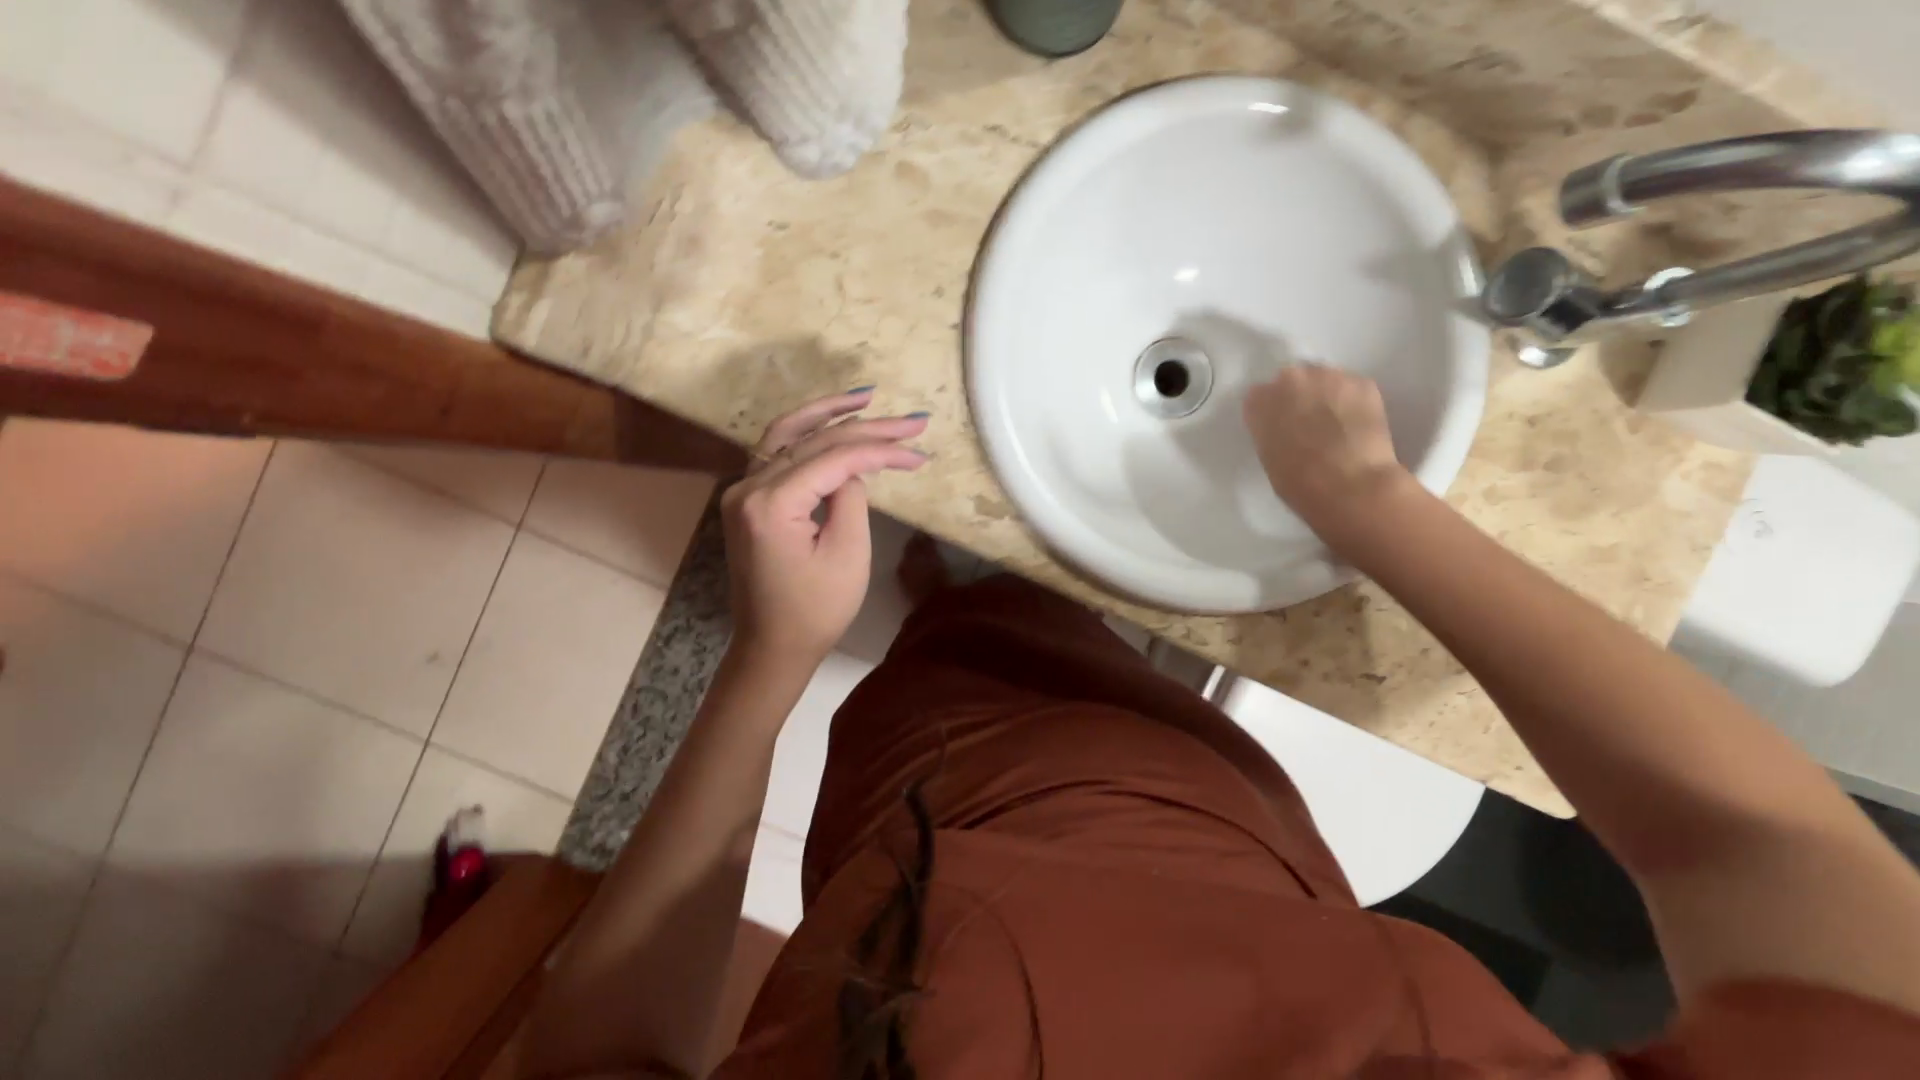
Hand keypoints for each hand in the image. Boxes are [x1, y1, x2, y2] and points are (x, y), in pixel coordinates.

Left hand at [722, 389, 928, 665]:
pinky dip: (806, 437)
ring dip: (827, 415)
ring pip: (786, 435)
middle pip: (811, 441)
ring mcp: (741, 492)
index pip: (832, 458)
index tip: (918, 452)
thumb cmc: (815, 611)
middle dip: (865, 429)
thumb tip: (854, 467)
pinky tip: (833, 425)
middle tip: (911, 421)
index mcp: (770, 504)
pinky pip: (776, 455)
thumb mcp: (847, 554)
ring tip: (865, 398)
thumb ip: (851, 498)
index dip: (879, 451)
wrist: (772, 647)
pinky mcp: (747, 501)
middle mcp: (747, 487)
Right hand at [1242, 364, 1408, 536]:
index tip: (1282, 427)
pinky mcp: (1361, 382)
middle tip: (1311, 424)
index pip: (1260, 397)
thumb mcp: (1269, 458)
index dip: (1273, 412)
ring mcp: (1328, 376)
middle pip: (1293, 380)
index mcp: (1259, 402)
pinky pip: (1352, 387)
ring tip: (1338, 423)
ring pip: (1325, 379)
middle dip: (1300, 397)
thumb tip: (1286, 427)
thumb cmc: (1300, 484)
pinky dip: (1354, 402)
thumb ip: (1271, 432)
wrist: (1350, 486)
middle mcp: (1290, 379)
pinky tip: (1359, 425)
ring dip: (1328, 395)